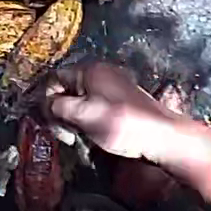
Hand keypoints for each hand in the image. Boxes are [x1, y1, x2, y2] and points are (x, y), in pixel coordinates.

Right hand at [44, 63, 210, 174]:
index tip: (51, 121)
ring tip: (80, 136)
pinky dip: (90, 120)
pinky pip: (96, 106)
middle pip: (68, 89)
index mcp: (90, 70)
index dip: (47, 99)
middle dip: (61, 111)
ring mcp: (115, 87)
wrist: (162, 139)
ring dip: (75, 118)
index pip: (55, 78)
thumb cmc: (120, 124)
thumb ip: (56, 105)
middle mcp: (102, 73)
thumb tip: (47, 104)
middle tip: (66, 133)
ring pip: (81, 100)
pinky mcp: (124, 102)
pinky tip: (95, 134)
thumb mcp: (81, 114)